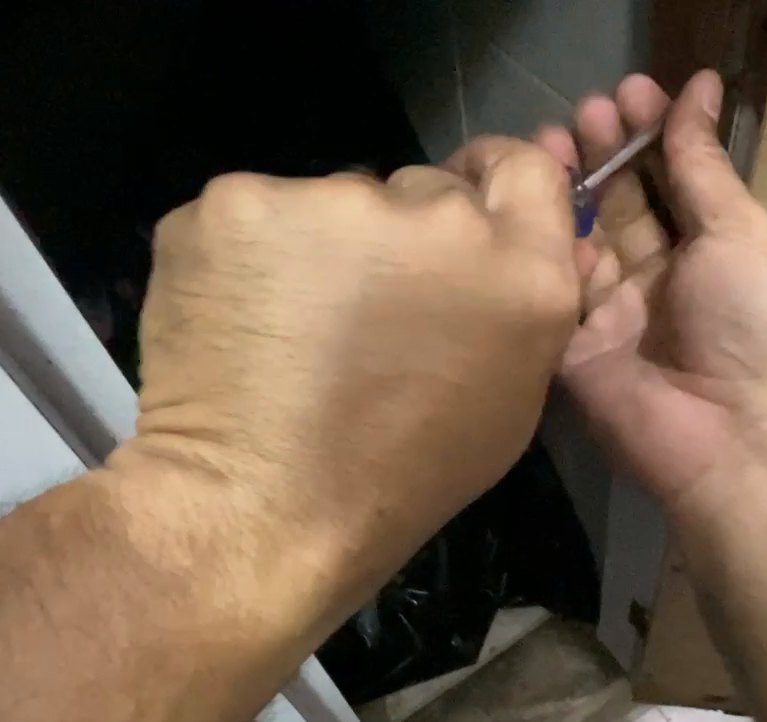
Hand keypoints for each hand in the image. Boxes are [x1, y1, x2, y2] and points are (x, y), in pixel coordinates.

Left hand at [108, 140, 580, 619]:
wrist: (265, 508)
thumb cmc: (405, 477)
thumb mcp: (509, 405)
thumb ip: (521, 312)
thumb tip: (517, 254)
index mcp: (522, 273)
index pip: (526, 169)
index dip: (495, 186)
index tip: (466, 216)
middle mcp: (442, 218)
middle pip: (428, 191)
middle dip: (408, 241)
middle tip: (372, 316)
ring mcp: (334, 200)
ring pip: (341, 204)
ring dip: (332, 249)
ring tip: (300, 332)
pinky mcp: (240, 202)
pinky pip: (262, 216)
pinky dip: (258, 257)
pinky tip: (249, 321)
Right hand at [537, 71, 766, 527]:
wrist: (726, 436)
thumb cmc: (750, 327)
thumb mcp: (738, 234)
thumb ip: (704, 167)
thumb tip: (701, 88)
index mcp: (703, 251)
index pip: (667, 180)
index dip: (647, 135)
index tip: (629, 91)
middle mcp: (654, 278)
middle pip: (618, 203)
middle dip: (602, 152)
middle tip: (585, 111)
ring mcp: (609, 312)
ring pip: (579, 239)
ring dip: (566, 189)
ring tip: (554, 142)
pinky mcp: (571, 347)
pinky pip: (554, 290)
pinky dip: (549, 249)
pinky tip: (543, 208)